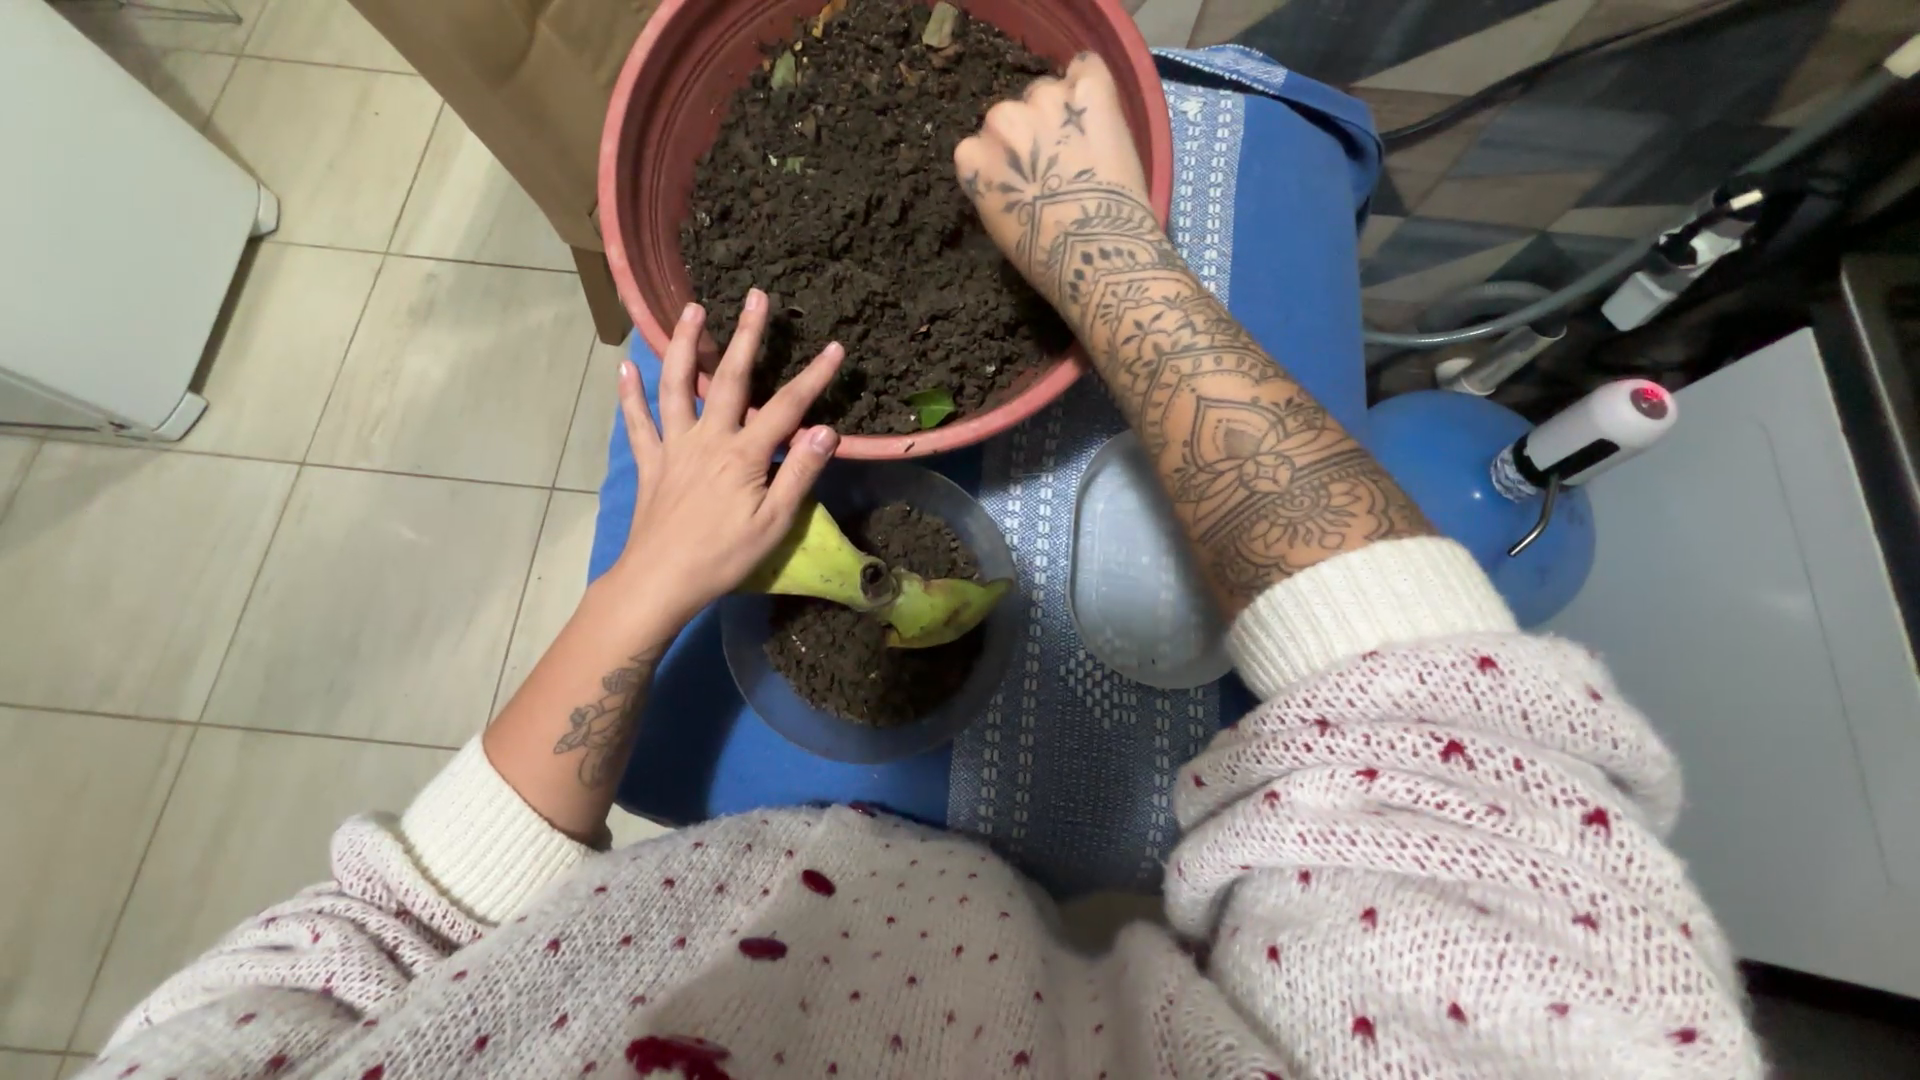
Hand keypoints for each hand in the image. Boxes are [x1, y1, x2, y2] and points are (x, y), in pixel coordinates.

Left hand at [608, 288, 843, 628]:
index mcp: (743, 455)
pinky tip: (626, 368)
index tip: (834, 347)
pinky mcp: (650, 462)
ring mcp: (674, 447)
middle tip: (756, 297)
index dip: (813, 377)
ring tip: (693, 310)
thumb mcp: (774, 522)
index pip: (787, 408)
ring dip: (687, 346)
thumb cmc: (724, 556)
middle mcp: (708, 439)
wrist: (661, 580)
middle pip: (730, 379)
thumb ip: (799, 473)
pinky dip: (630, 394)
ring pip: (678, 386)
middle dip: (747, 335)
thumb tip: (827, 430)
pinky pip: (638, 422)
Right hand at [953, 53, 1156, 320]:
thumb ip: (992, 184)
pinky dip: (1091, 86)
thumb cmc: (1047, 259)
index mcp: (972, 157)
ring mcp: (1046, 100)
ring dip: (1061, 112)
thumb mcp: (999, 225)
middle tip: (1057, 168)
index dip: (1005, 160)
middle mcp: (1002, 120)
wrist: (1101, 256)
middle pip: (1011, 113)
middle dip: (1030, 134)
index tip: (1023, 180)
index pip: (980, 143)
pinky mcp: (1090, 90)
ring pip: (1047, 91)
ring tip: (1084, 150)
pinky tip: (1100, 115)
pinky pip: (1086, 67)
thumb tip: (1009, 168)